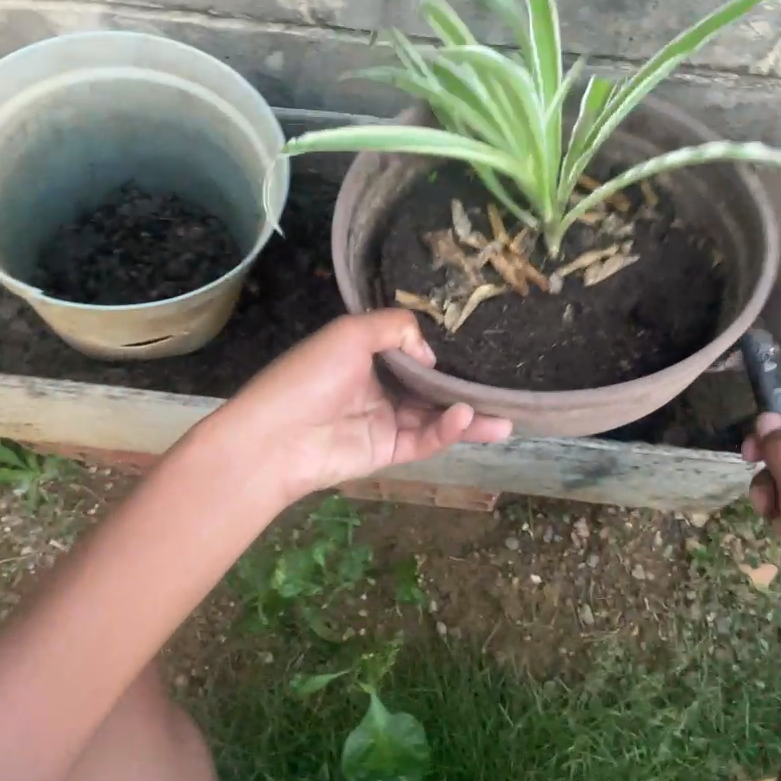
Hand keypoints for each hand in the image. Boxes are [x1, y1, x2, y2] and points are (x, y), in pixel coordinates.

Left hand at [186, 310, 511, 502]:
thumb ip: (396, 328)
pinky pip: (425, 440)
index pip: (411, 353)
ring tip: (503, 415)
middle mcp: (379, 388)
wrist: (276, 437)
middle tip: (502, 388)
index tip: (474, 346)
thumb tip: (430, 354)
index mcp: (365, 357)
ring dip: (466, 415)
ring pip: (434, 417)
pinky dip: (448, 431)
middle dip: (464, 389)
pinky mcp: (387, 452)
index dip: (440, 351)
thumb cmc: (310, 376)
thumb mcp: (351, 332)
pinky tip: (466, 418)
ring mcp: (384, 422)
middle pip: (430, 388)